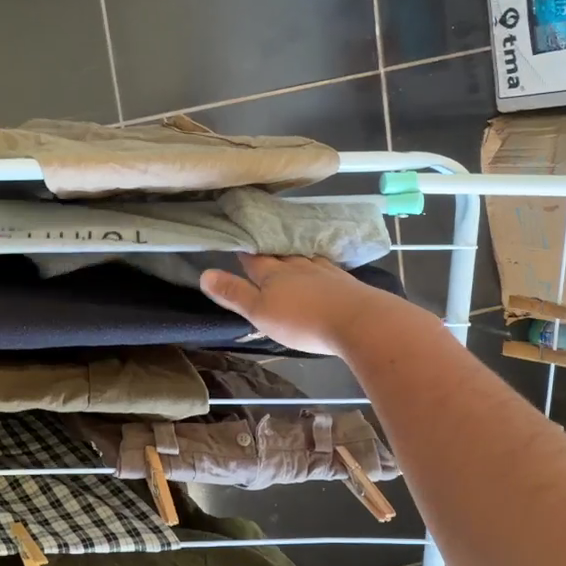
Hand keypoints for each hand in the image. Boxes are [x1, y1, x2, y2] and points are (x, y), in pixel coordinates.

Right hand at [199, 254, 406, 356]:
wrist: (362, 323)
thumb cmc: (303, 320)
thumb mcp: (259, 312)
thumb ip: (233, 293)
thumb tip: (204, 273)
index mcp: (274, 274)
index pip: (254, 259)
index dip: (243, 251)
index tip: (235, 241)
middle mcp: (299, 267)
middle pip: (280, 255)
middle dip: (269, 251)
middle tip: (261, 246)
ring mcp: (326, 273)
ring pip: (306, 258)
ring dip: (295, 255)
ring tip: (289, 254)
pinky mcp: (348, 284)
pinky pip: (329, 269)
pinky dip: (320, 267)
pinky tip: (323, 269)